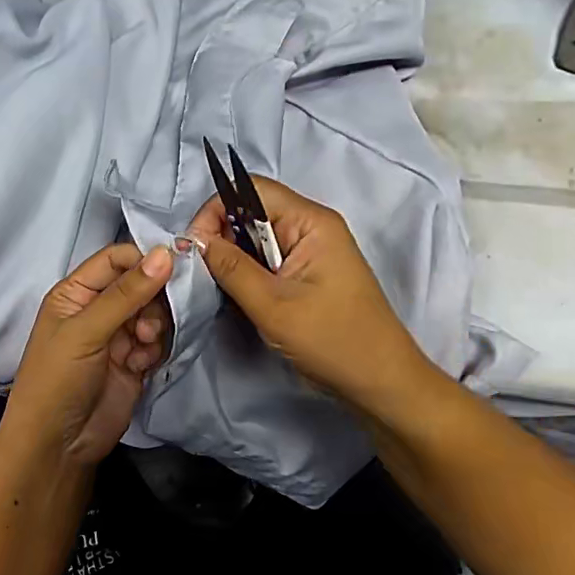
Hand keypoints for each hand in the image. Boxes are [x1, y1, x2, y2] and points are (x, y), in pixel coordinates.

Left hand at [3, 244, 174, 465]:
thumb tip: (165, 254)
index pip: (115, 259)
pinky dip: (155, 350)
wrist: (59, 446)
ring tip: (144, 346)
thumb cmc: (58, 379)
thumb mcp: (86, 331)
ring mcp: (116, 337)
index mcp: (75, 292)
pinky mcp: (133, 362)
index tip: (173, 267)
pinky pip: (157, 342)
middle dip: (152, 299)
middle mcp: (96, 309)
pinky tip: (141, 366)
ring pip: (153, 313)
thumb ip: (126, 293)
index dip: (143, 260)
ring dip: (155, 326)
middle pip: (140, 285)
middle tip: (150, 323)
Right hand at [187, 176, 438, 407]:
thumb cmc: (333, 341)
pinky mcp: (307, 272)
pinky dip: (247, 271)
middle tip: (203, 272)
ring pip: (256, 236)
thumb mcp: (273, 306)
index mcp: (310, 222)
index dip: (215, 210)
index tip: (195, 247)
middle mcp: (311, 226)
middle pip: (251, 210)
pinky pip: (267, 257)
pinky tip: (241, 294)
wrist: (381, 383)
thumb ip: (230, 268)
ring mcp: (311, 250)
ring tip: (220, 286)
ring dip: (233, 257)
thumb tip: (193, 240)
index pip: (250, 190)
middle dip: (221, 235)